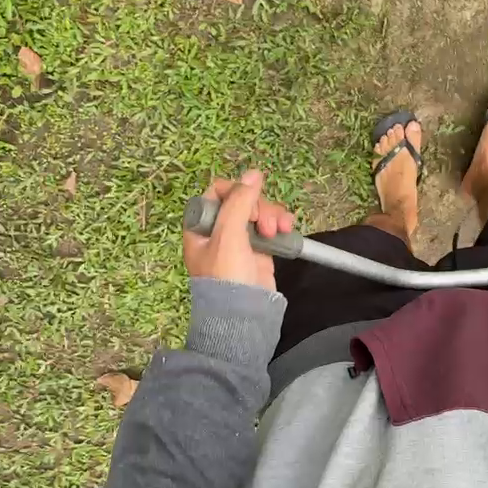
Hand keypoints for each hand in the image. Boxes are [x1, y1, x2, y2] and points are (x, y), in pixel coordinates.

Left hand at [183, 170, 292, 291]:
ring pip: (260, 212)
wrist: (244, 314)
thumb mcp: (228, 235)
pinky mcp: (259, 249)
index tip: (248, 207)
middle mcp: (219, 230)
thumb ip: (240, 202)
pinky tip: (287, 231)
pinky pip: (271, 227)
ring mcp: (240, 240)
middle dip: (259, 208)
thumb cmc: (227, 276)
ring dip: (273, 215)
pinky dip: (280, 225)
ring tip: (280, 230)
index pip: (218, 193)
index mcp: (201, 225)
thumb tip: (254, 173)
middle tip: (265, 225)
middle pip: (243, 200)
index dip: (237, 194)